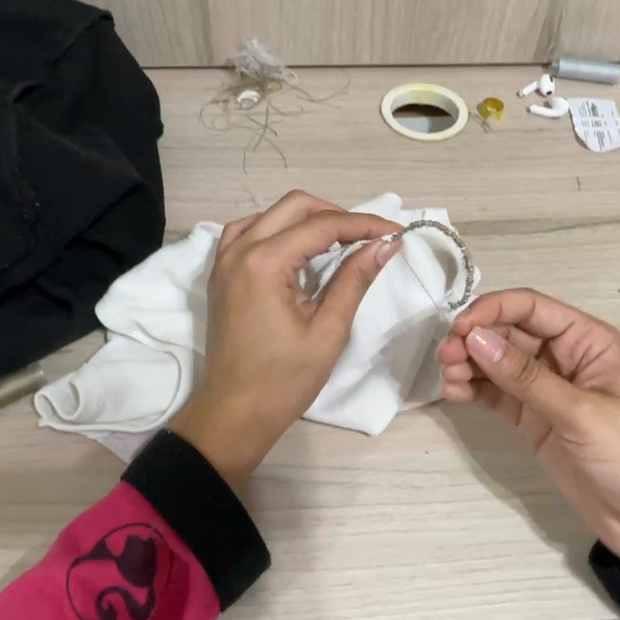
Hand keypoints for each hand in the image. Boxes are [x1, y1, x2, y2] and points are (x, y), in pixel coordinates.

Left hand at [169, 191, 401, 484]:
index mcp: (264, 262)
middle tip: (371, 238)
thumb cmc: (283, 380)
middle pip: (295, 206)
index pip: (322, 226)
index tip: (397, 233)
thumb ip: (354, 280)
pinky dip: (279, 230)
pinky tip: (300, 248)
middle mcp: (239, 250)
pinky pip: (249, 231)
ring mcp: (224, 259)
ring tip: (341, 242)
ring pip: (271, 214)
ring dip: (308, 219)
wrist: (234, 413)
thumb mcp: (328, 331)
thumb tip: (384, 246)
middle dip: (338, 215)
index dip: (365, 225)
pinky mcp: (221, 272)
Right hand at [437, 289, 619, 568]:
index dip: (493, 310)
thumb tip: (475, 338)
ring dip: (470, 363)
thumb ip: (525, 377)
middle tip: (445, 358)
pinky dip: (474, 389)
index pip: (532, 307)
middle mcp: (565, 357)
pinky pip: (497, 393)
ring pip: (499, 362)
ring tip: (448, 378)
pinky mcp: (535, 419)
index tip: (459, 328)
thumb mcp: (581, 414)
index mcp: (589, 341)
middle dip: (475, 338)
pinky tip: (454, 393)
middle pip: (510, 331)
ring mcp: (548, 389)